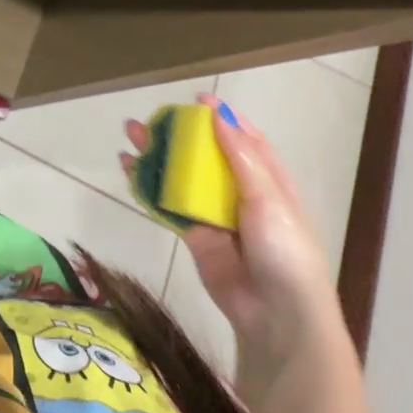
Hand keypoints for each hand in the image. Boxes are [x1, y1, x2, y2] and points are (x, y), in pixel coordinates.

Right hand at [119, 96, 341, 355]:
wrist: (275, 313)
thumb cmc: (284, 252)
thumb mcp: (269, 200)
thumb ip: (241, 158)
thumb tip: (220, 115)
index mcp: (268, 182)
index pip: (245, 141)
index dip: (223, 119)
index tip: (198, 99)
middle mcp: (239, 193)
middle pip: (205, 154)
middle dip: (180, 133)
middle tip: (153, 115)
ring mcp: (214, 212)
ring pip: (181, 175)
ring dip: (157, 154)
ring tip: (131, 133)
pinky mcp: (192, 232)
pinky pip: (166, 202)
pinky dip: (146, 185)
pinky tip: (128, 168)